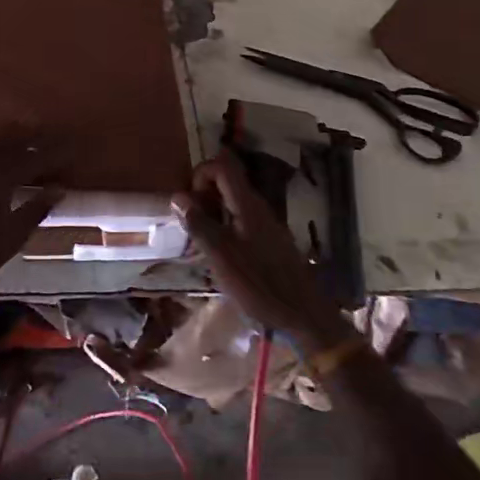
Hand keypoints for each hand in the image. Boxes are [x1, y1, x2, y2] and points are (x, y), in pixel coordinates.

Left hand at [0, 134, 62, 299]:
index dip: (55, 154)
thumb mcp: (12, 237)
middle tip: (48, 144)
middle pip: (10, 142)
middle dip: (33, 141)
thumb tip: (58, 190)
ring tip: (16, 142)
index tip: (70, 151)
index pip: (35, 157)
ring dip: (3, 138)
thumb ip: (36, 209)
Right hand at [172, 152, 353, 351]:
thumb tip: (178, 196)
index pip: (222, 166)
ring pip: (233, 203)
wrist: (301, 313)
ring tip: (200, 241)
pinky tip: (220, 255)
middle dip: (204, 195)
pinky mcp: (269, 241)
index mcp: (248, 205)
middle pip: (228, 182)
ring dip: (213, 213)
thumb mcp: (221, 256)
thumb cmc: (258, 284)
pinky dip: (225, 228)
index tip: (189, 202)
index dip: (201, 174)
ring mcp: (266, 224)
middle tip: (191, 224)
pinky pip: (242, 221)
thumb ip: (199, 224)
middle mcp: (259, 207)